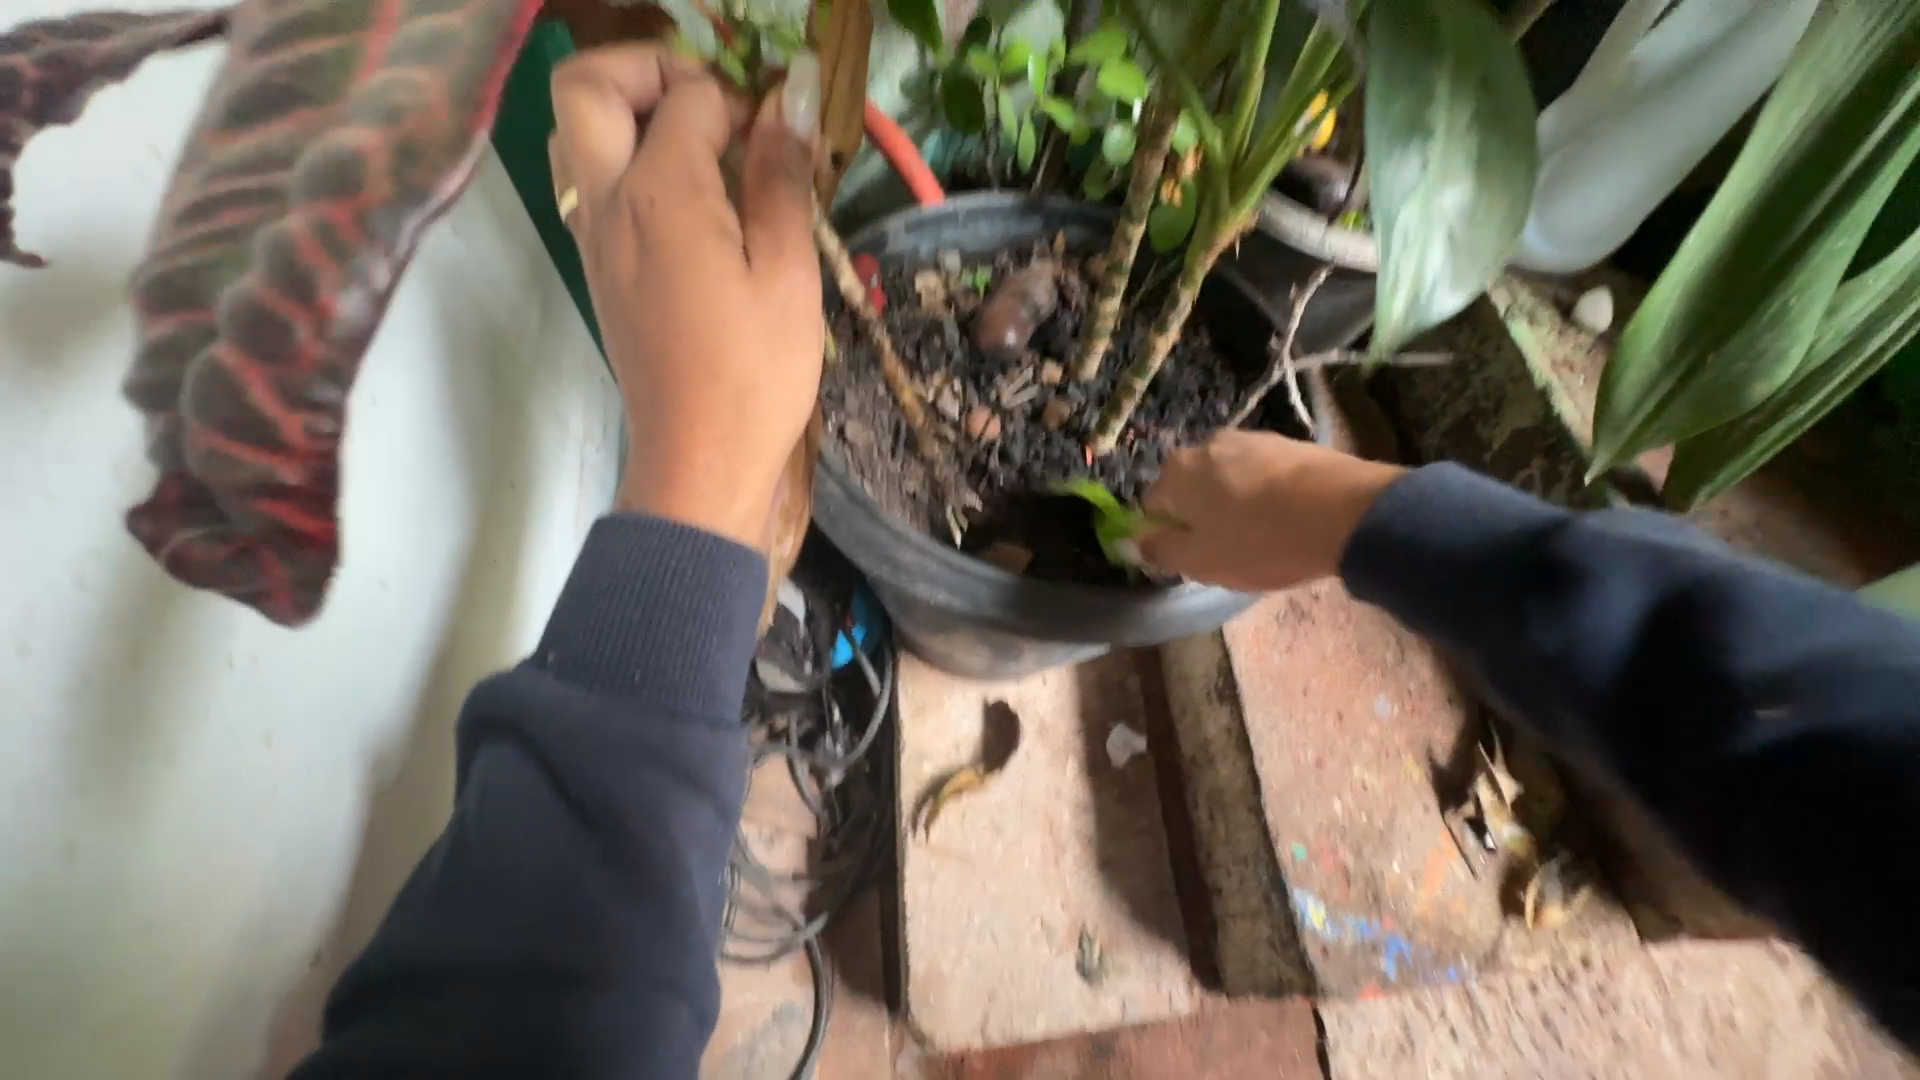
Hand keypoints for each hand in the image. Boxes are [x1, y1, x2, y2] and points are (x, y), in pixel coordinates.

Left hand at [549, 44, 821, 550]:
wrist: (701, 458)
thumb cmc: (757, 374)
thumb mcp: (789, 276)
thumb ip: (782, 181)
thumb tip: (787, 102)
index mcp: (661, 194)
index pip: (689, 98)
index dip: (741, 100)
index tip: (782, 137)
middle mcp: (609, 202)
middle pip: (589, 86)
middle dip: (650, 71)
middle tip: (712, 108)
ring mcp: (594, 239)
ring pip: (577, 134)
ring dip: (629, 116)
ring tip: (697, 153)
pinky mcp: (599, 272)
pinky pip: (590, 187)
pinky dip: (627, 166)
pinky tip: (688, 210)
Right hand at [1137, 430, 1404, 591]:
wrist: (1347, 513)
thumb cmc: (1259, 542)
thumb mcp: (1200, 561)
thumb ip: (1160, 550)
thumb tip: (1132, 541)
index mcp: (1176, 472)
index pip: (1151, 506)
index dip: (1166, 535)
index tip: (1192, 558)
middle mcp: (1206, 445)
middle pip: (1190, 488)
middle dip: (1200, 515)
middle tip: (1226, 550)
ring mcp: (1251, 439)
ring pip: (1226, 479)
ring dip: (1233, 503)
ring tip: (1262, 535)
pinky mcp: (1289, 443)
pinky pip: (1261, 474)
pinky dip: (1265, 494)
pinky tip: (1287, 519)